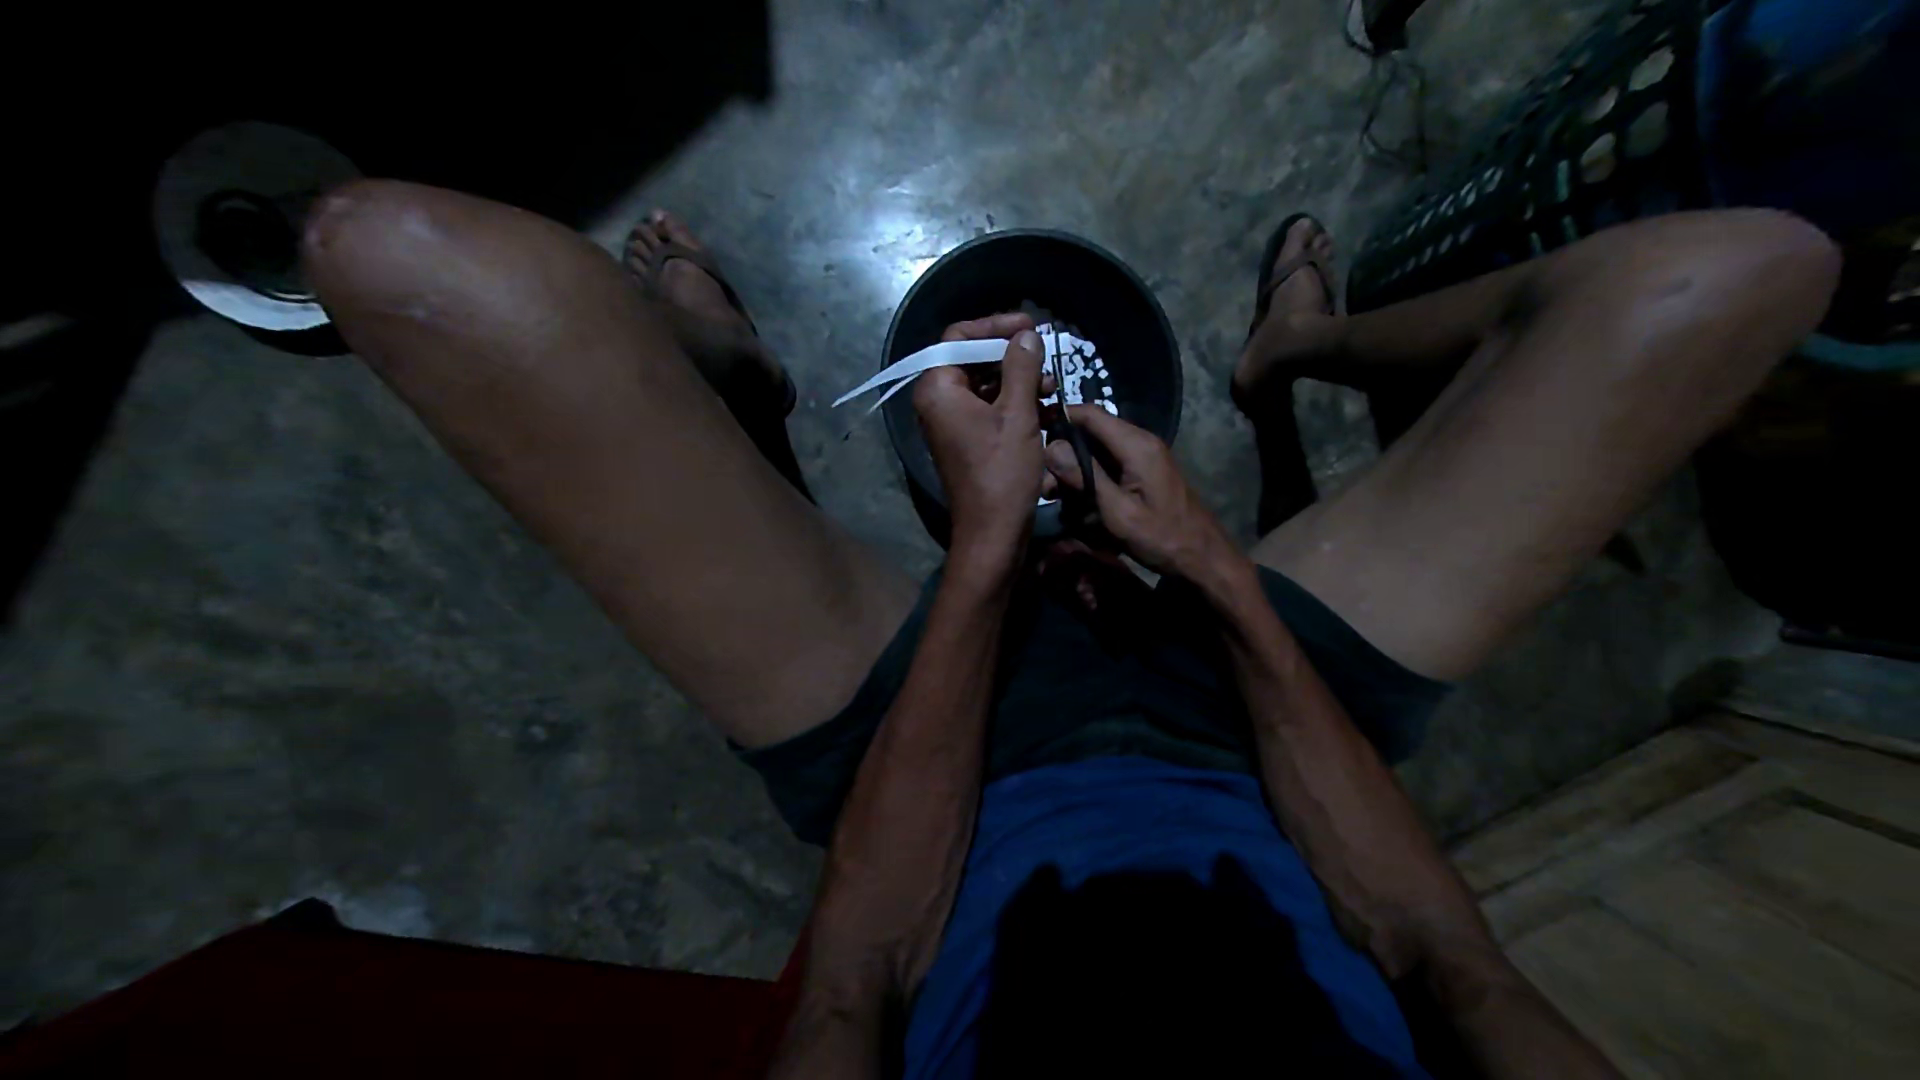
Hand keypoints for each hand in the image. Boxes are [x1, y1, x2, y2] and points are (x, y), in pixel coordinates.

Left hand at [914, 314, 1047, 572]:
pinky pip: (989, 409)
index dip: (995, 326)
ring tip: (1051, 389)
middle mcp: (937, 402)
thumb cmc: (1002, 472)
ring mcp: (951, 423)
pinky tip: (1045, 411)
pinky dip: (1015, 405)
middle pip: (972, 360)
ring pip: (985, 386)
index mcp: (938, 389)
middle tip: (1046, 359)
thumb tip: (1027, 335)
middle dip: (1012, 357)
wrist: (992, 532)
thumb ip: (1021, 367)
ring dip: (1019, 382)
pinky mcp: (967, 440)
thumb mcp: (1017, 414)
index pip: (958, 337)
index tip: (1030, 326)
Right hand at [1043, 406, 1243, 585]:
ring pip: (1097, 451)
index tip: (1032, 431)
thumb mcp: (1116, 511)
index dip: (1060, 416)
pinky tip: (1075, 502)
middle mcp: (1140, 443)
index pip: (1090, 414)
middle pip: (1091, 432)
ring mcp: (1143, 457)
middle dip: (1062, 453)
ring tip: (1053, 497)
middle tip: (1043, 483)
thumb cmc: (1161, 537)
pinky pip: (1108, 465)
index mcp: (1136, 446)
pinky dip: (1089, 479)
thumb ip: (1084, 477)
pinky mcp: (1142, 473)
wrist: (1202, 558)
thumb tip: (1051, 446)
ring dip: (1073, 470)